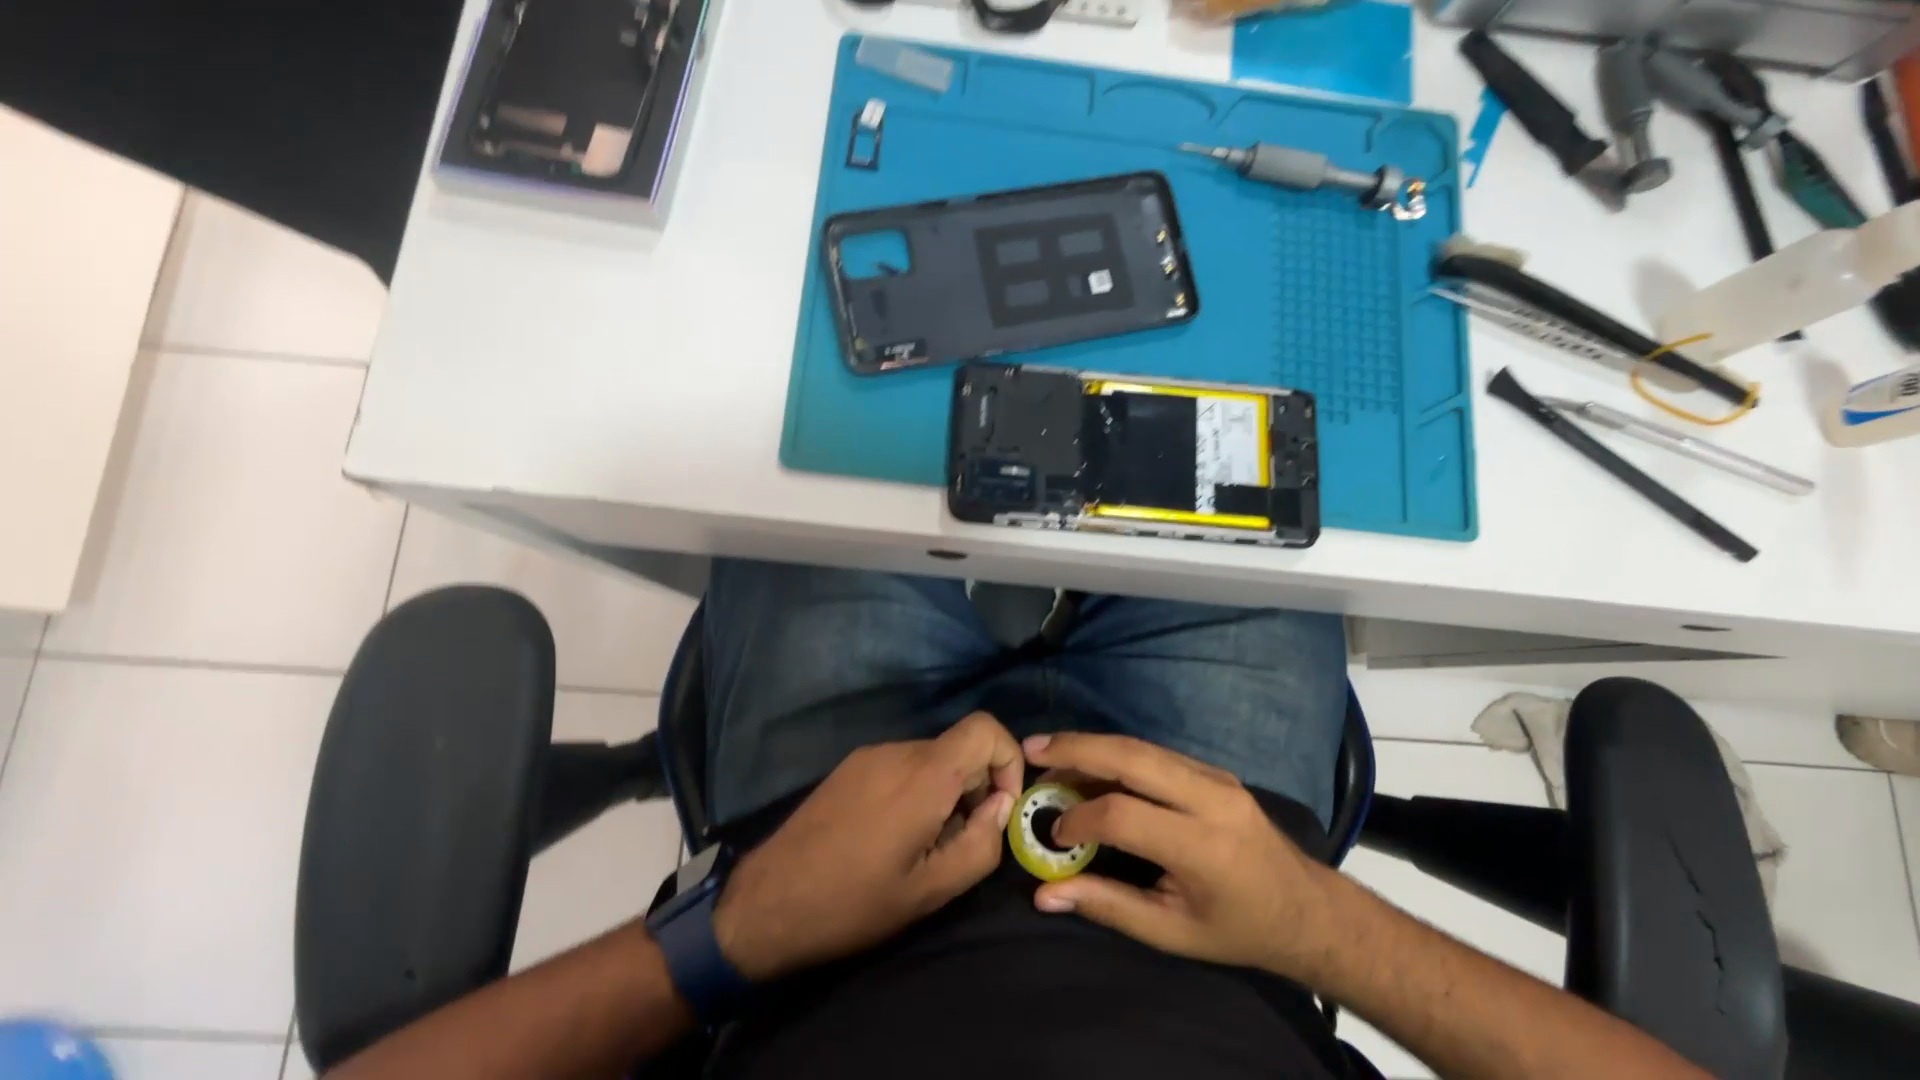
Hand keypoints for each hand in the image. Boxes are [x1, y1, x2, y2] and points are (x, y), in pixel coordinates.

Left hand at [712, 712, 1023, 981]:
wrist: (770, 903)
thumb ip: (981, 844)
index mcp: (923, 775)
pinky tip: (895, 837)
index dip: (1008, 759)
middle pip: (959, 748)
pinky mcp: (848, 768)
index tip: (999, 808)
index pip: (985, 728)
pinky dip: (916, 791)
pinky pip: (901, 766)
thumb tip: (998, 807)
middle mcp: (896, 751)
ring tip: (925, 845)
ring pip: (931, 759)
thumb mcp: (932, 890)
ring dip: (945, 793)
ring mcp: (868, 756)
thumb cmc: (856, 903)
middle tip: (962, 840)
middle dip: (976, 787)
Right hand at [1022, 732, 1338, 981]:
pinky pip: (1155, 753)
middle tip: (1030, 749)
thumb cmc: (1238, 929)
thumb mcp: (1172, 932)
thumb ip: (1108, 905)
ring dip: (1091, 745)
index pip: (1123, 814)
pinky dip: (1115, 753)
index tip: (1053, 835)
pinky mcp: (1214, 771)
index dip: (1078, 819)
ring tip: (1048, 753)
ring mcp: (1216, 778)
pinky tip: (1088, 763)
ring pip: (1141, 746)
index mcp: (1202, 846)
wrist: (1307, 908)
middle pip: (1131, 756)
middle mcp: (1211, 798)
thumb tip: (1044, 894)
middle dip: (1076, 749)